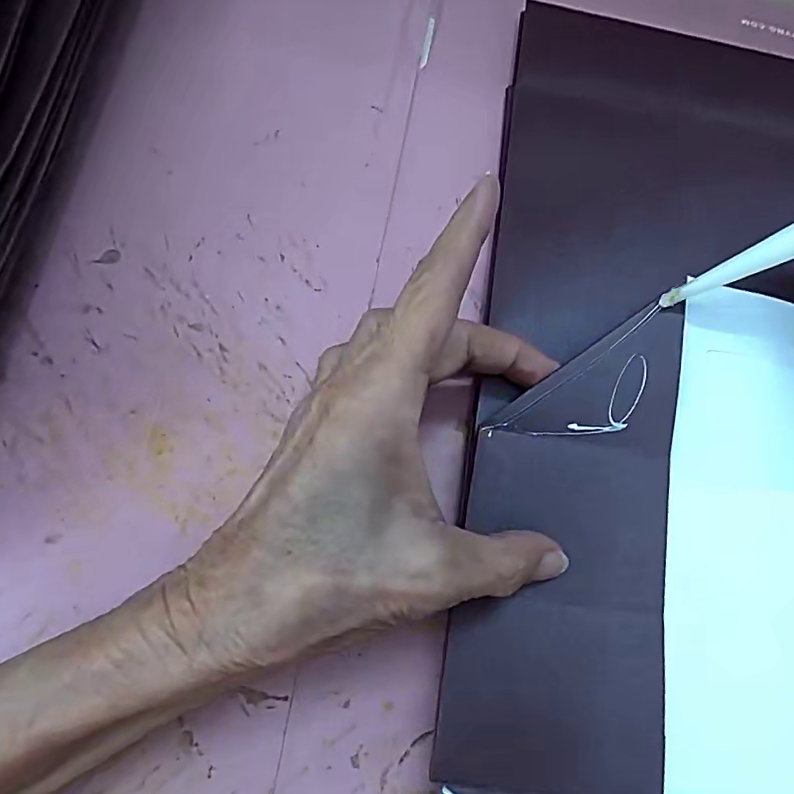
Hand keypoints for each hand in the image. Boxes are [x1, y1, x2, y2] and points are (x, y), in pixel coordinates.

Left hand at [155, 176, 567, 673]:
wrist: (239, 602)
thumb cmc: (331, 575)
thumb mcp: (434, 569)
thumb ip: (505, 559)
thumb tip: (555, 556)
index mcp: (380, 392)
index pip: (433, 294)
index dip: (464, 237)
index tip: (485, 191)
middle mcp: (350, 381)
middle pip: (425, 321)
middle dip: (488, 336)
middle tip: (536, 372)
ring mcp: (327, 400)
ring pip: (392, 336)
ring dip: (443, 339)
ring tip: (484, 372)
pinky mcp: (317, 424)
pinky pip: (371, 362)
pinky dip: (409, 359)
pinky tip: (422, 396)